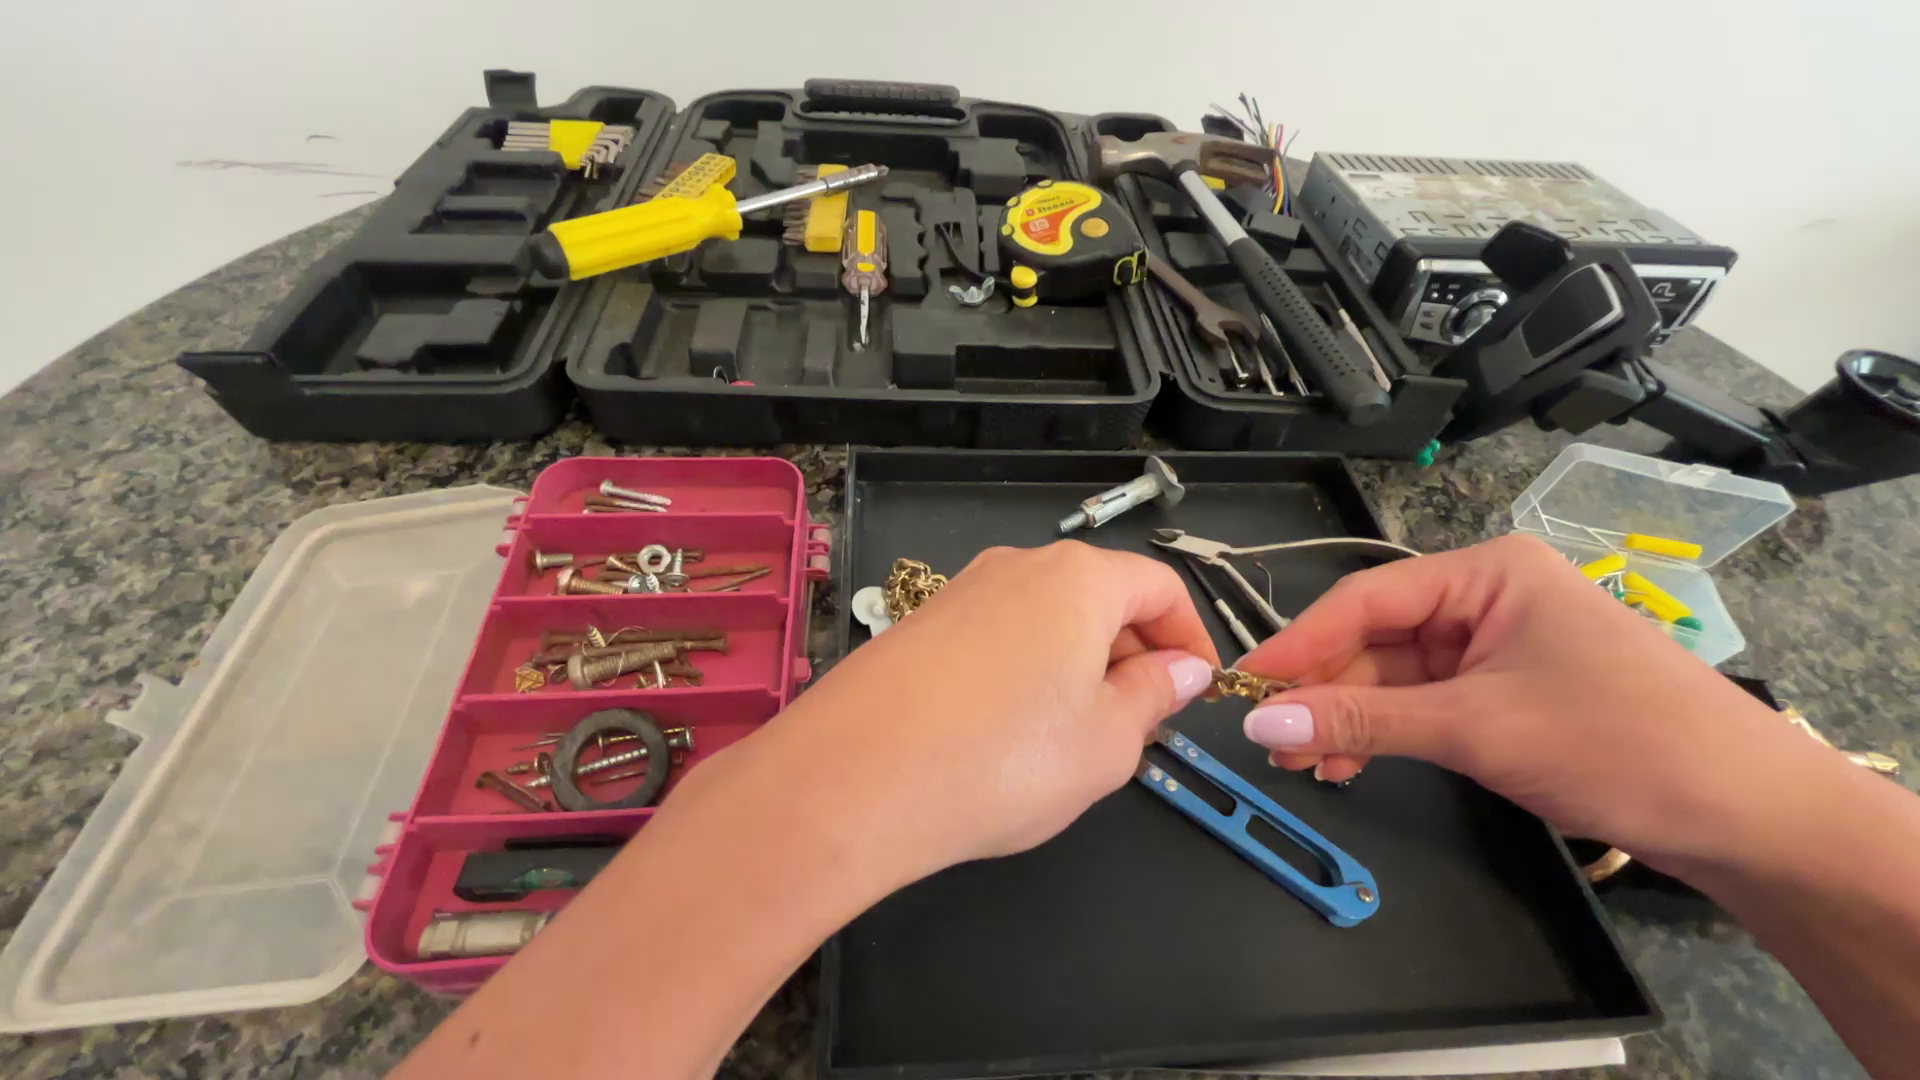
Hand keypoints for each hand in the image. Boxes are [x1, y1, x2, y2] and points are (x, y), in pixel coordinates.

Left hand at [733, 541, 1218, 880]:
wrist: (853, 779)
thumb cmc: (1003, 759)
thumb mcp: (1107, 742)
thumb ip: (1153, 695)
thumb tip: (1178, 668)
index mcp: (1077, 579)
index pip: (1159, 586)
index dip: (1190, 638)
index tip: (1195, 691)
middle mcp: (1017, 567)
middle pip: (1100, 597)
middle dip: (1132, 655)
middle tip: (1138, 724)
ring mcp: (960, 591)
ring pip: (1046, 619)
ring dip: (1076, 667)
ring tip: (1071, 736)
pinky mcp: (919, 624)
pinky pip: (997, 637)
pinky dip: (1024, 671)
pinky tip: (1006, 731)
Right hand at [1235, 534, 1851, 869]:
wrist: (1760, 823)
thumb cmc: (1622, 745)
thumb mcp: (1475, 728)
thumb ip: (1360, 722)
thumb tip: (1262, 721)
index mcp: (1485, 573)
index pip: (1364, 601)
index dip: (1299, 643)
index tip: (1244, 682)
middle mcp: (1483, 598)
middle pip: (1372, 640)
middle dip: (1322, 693)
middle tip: (1270, 739)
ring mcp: (1491, 646)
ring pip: (1390, 676)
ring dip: (1346, 720)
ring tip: (1301, 763)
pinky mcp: (1499, 690)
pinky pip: (1418, 703)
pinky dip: (1382, 734)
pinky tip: (1347, 764)